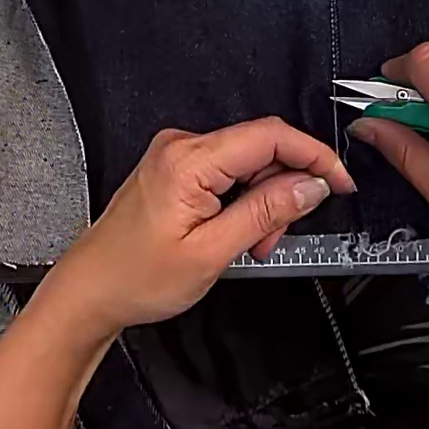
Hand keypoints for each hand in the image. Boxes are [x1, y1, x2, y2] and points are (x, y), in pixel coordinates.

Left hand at [39, 118, 354, 338]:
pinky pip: (231, 168)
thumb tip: (311, 185)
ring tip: (252, 241)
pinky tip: (238, 227)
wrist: (89, 292)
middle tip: (280, 232)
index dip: (314, 155)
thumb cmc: (135, 277)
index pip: (270, 136)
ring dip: (264, 198)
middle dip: (284, 188)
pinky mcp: (180, 163)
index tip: (339, 180)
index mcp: (189, 159)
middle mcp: (184, 144)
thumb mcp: (211, 253)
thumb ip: (266, 212)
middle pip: (262, 147)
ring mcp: (180, 151)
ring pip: (250, 160)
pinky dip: (245, 197)